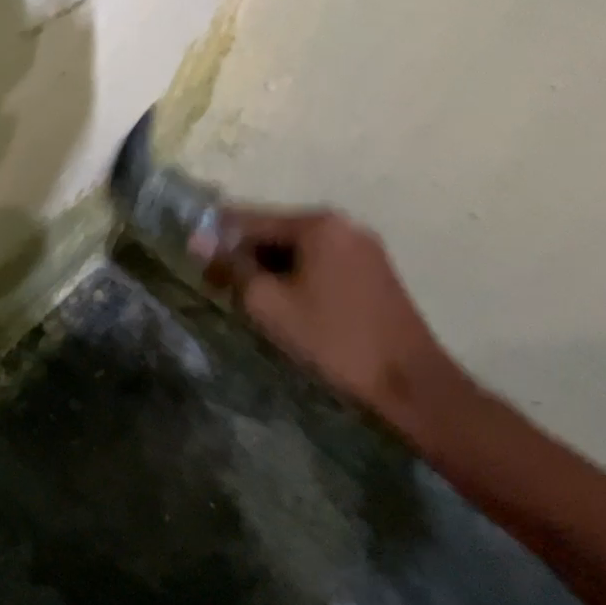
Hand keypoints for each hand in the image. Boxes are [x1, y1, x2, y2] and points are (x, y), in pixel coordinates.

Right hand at [213, 207, 461, 424]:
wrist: (410, 384)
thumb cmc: (332, 339)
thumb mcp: (266, 302)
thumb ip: (231, 265)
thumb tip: (200, 241)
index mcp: (317, 224)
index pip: (246, 219)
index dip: (214, 240)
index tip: (195, 265)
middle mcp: (342, 224)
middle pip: (272, 231)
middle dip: (242, 256)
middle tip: (220, 288)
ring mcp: (363, 247)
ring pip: (295, 249)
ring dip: (268, 269)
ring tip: (251, 301)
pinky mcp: (374, 271)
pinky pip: (318, 262)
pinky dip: (295, 277)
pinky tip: (286, 305)